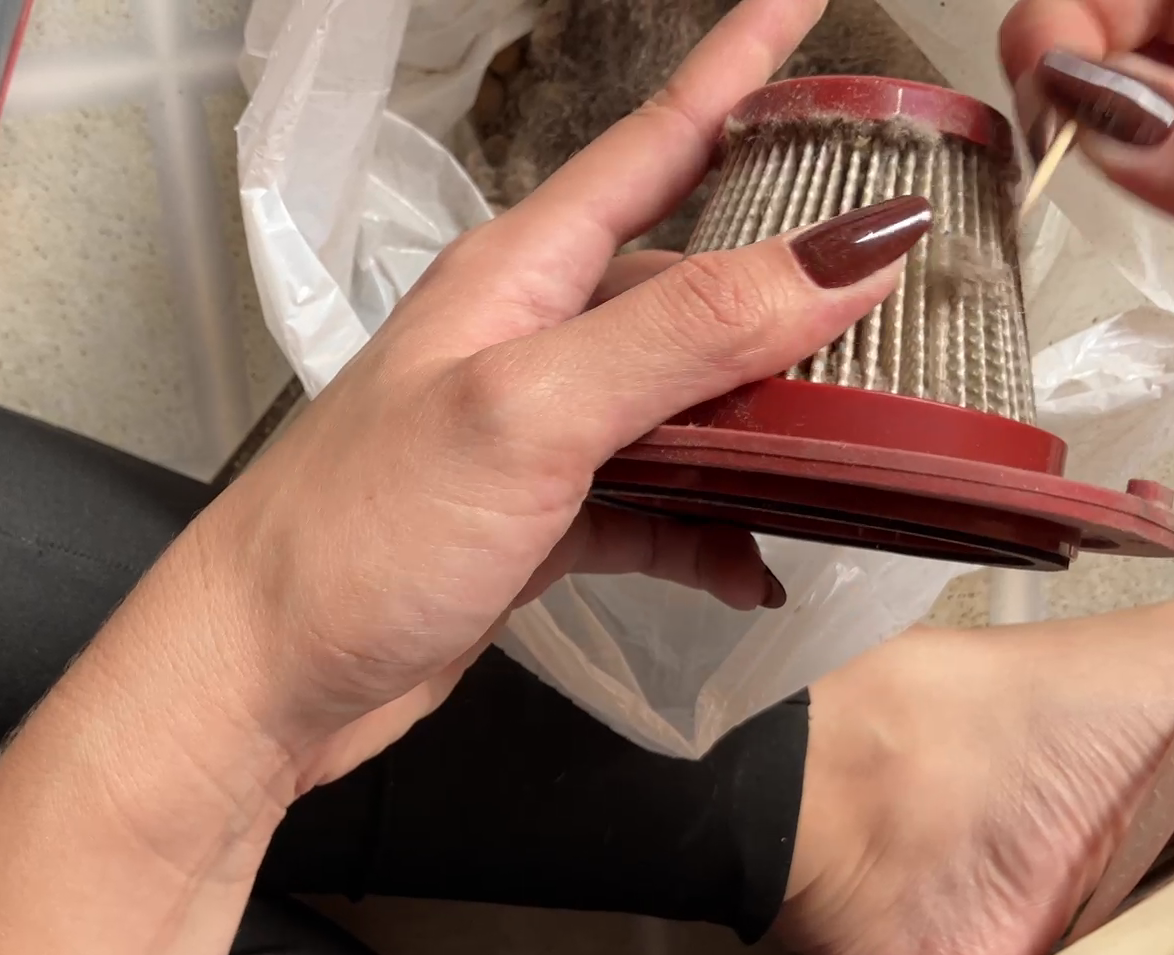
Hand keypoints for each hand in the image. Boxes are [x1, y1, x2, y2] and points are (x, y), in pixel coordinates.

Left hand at [138, 0, 932, 798]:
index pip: (646, 151)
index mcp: (515, 285)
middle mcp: (529, 351)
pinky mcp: (539, 528)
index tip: (807, 2)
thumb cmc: (363, 533)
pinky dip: (705, 536)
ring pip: (681, 412)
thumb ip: (678, 334)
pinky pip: (652, 513)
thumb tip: (843, 252)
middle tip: (899, 303)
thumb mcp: (524, 412)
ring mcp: (538, 445)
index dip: (733, 74)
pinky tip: (749, 568)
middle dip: (788, 290)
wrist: (275, 668)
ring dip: (762, 436)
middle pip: (685, 291)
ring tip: (856, 461)